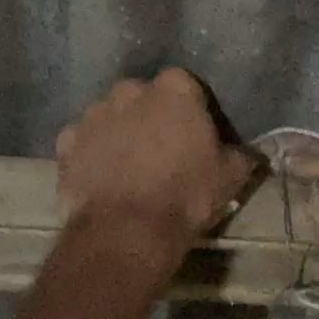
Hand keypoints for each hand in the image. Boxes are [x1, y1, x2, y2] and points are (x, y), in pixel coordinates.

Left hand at [55, 69, 257, 245]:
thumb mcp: (229, 179)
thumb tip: (252, 153)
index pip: (186, 87)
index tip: (195, 136)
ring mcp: (93, 114)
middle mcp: (130, 90)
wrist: (125, 232)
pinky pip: (84, 142)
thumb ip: (242, 157)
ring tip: (130, 169)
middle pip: (144, 98)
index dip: (190, 111)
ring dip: (120, 134)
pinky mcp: (66, 142)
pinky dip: (92, 155)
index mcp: (174, 90)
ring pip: (111, 117)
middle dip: (151, 117)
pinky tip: (103, 179)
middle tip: (162, 152)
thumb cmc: (185, 197)